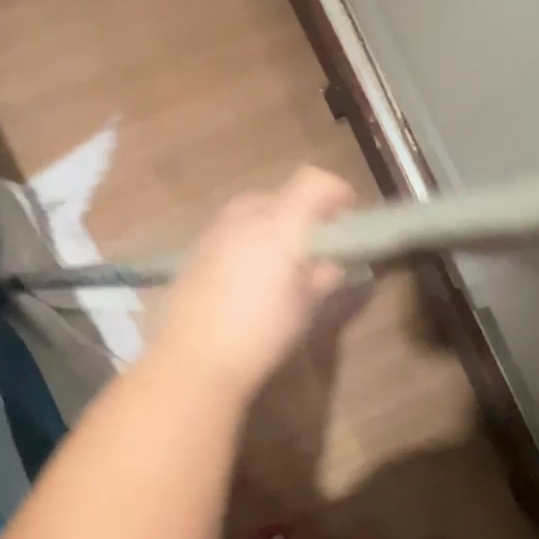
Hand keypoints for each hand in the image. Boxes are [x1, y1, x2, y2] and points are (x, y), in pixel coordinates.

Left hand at [149, 166, 356, 394]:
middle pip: (280, 195)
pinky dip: (245, 240)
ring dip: (270, 225)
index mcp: (279, 225)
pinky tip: (246, 275)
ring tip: (278, 261)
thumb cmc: (261, 333)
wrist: (195, 357)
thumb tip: (330, 262)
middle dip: (301, 213)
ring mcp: (214, 230)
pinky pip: (229, 231)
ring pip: (251, 210)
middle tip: (312, 246)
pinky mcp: (194, 249)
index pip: (313, 180)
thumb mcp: (305, 307)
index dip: (334, 192)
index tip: (344, 218)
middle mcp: (244, 217)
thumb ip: (324, 275)